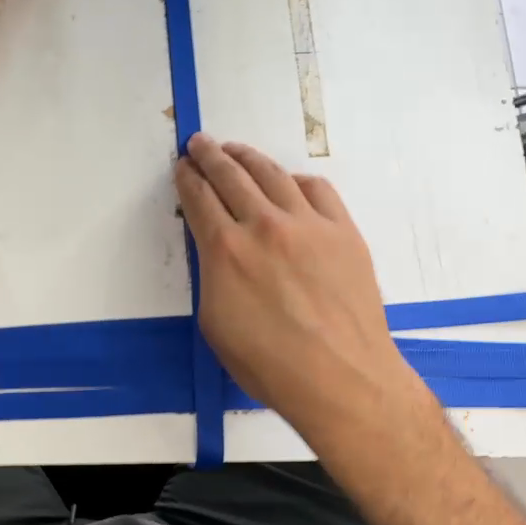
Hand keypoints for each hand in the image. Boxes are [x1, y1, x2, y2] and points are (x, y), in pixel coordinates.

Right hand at [174, 134, 410, 437]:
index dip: (187, 178)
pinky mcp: (343, 231)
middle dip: (210, 155)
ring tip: (234, 149)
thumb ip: (211, 273)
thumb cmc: (270, 365)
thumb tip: (216, 248)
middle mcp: (264, 225)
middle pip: (230, 175)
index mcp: (226, 250)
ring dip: (247, 157)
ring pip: (272, 173)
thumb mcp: (215, 322)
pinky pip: (317, 189)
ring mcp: (308, 225)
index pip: (199, 198)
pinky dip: (295, 179)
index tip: (182, 166)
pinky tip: (288, 180)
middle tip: (199, 143)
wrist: (343, 381)